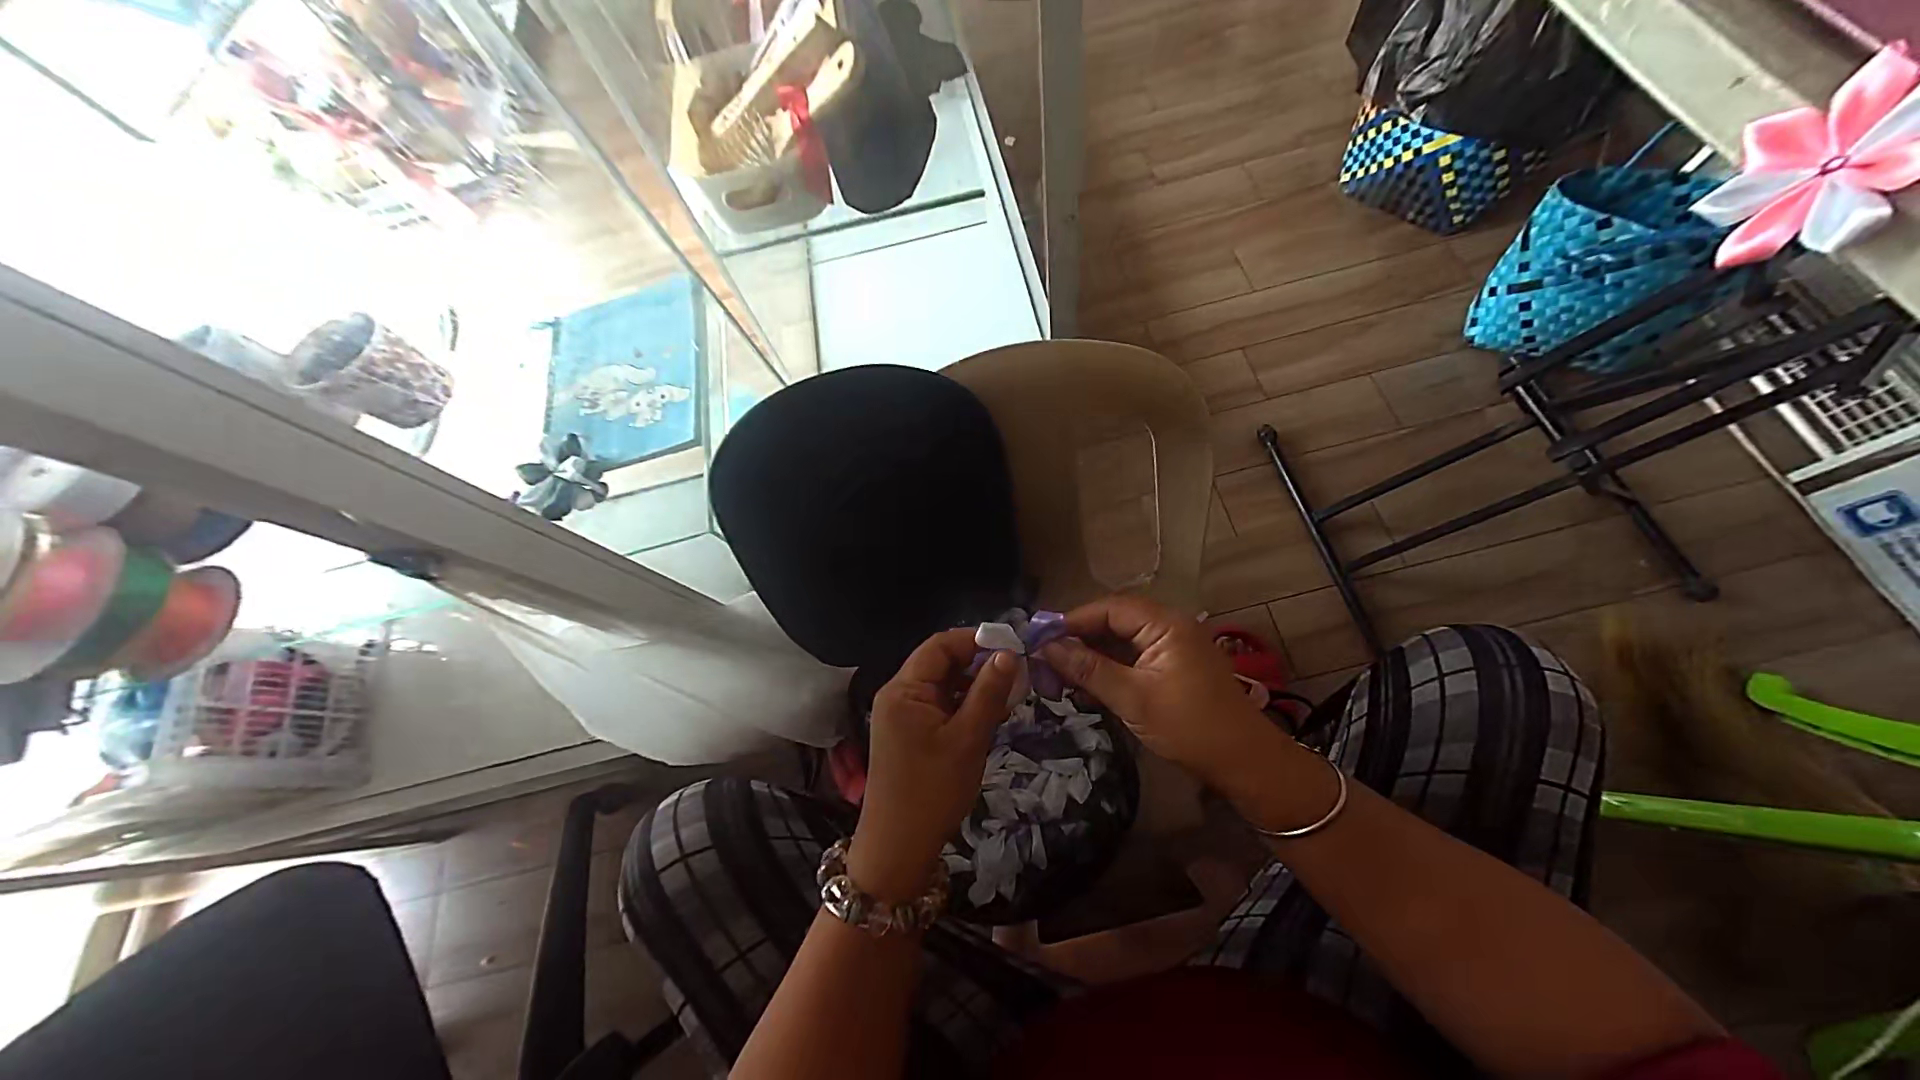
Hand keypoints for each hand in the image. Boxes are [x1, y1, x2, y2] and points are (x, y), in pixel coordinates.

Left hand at [848, 629, 1018, 902]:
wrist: (898, 847)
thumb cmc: (933, 790)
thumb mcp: (968, 739)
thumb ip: (988, 692)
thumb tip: (1008, 653)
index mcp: (903, 689)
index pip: (940, 645)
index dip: (975, 640)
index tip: (1013, 646)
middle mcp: (897, 695)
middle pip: (940, 663)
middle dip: (977, 664)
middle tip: (1016, 674)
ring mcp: (900, 715)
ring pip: (942, 686)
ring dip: (973, 686)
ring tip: (1008, 697)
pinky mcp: (907, 734)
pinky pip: (938, 706)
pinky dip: (962, 706)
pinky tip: (988, 717)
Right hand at [1038, 595, 1309, 804]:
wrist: (1245, 762)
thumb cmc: (1189, 726)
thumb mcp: (1132, 698)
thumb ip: (1088, 669)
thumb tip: (1046, 648)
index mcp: (1165, 624)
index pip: (1109, 608)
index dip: (1072, 620)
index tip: (1040, 638)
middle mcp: (1170, 627)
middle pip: (1115, 621)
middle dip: (1079, 638)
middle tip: (1046, 658)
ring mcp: (1174, 647)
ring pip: (1122, 640)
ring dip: (1092, 655)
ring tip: (1059, 673)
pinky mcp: (1174, 667)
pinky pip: (1134, 657)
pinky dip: (1110, 668)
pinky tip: (1087, 684)